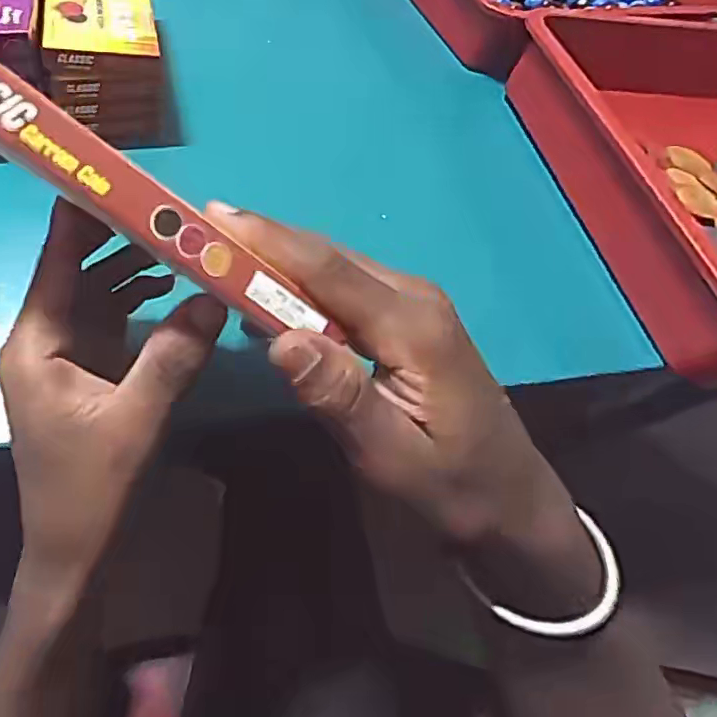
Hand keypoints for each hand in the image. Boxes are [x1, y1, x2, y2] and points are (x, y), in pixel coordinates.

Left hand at [0, 200, 227, 583]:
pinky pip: (107, 317)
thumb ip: (172, 357)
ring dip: (129, 267)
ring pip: (94, 292)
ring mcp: (62, 353)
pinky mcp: (83, 368)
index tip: (110, 177)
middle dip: (114, 237)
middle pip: (75, 270)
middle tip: (160, 206)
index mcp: (34, 343)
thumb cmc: (87, 490)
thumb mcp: (134, 421)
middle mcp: (41, 338)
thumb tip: (213, 295)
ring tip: (173, 241)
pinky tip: (167, 287)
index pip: (54, 262)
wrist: (71, 554)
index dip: (78, 217)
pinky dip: (134, 298)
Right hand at [206, 203, 602, 616]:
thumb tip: (279, 339)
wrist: (513, 500)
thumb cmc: (452, 486)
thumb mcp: (392, 455)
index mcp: (412, 324)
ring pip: (334, 265)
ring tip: (223, 252)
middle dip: (263, 239)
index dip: (268, 239)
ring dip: (278, 257)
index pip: (327, 268)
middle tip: (203, 228)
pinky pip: (345, 284)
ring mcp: (414, 301)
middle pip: (327, 256)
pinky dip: (300, 281)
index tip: (214, 216)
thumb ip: (339, 395)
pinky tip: (268, 291)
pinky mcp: (407, 313)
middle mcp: (414, 296)